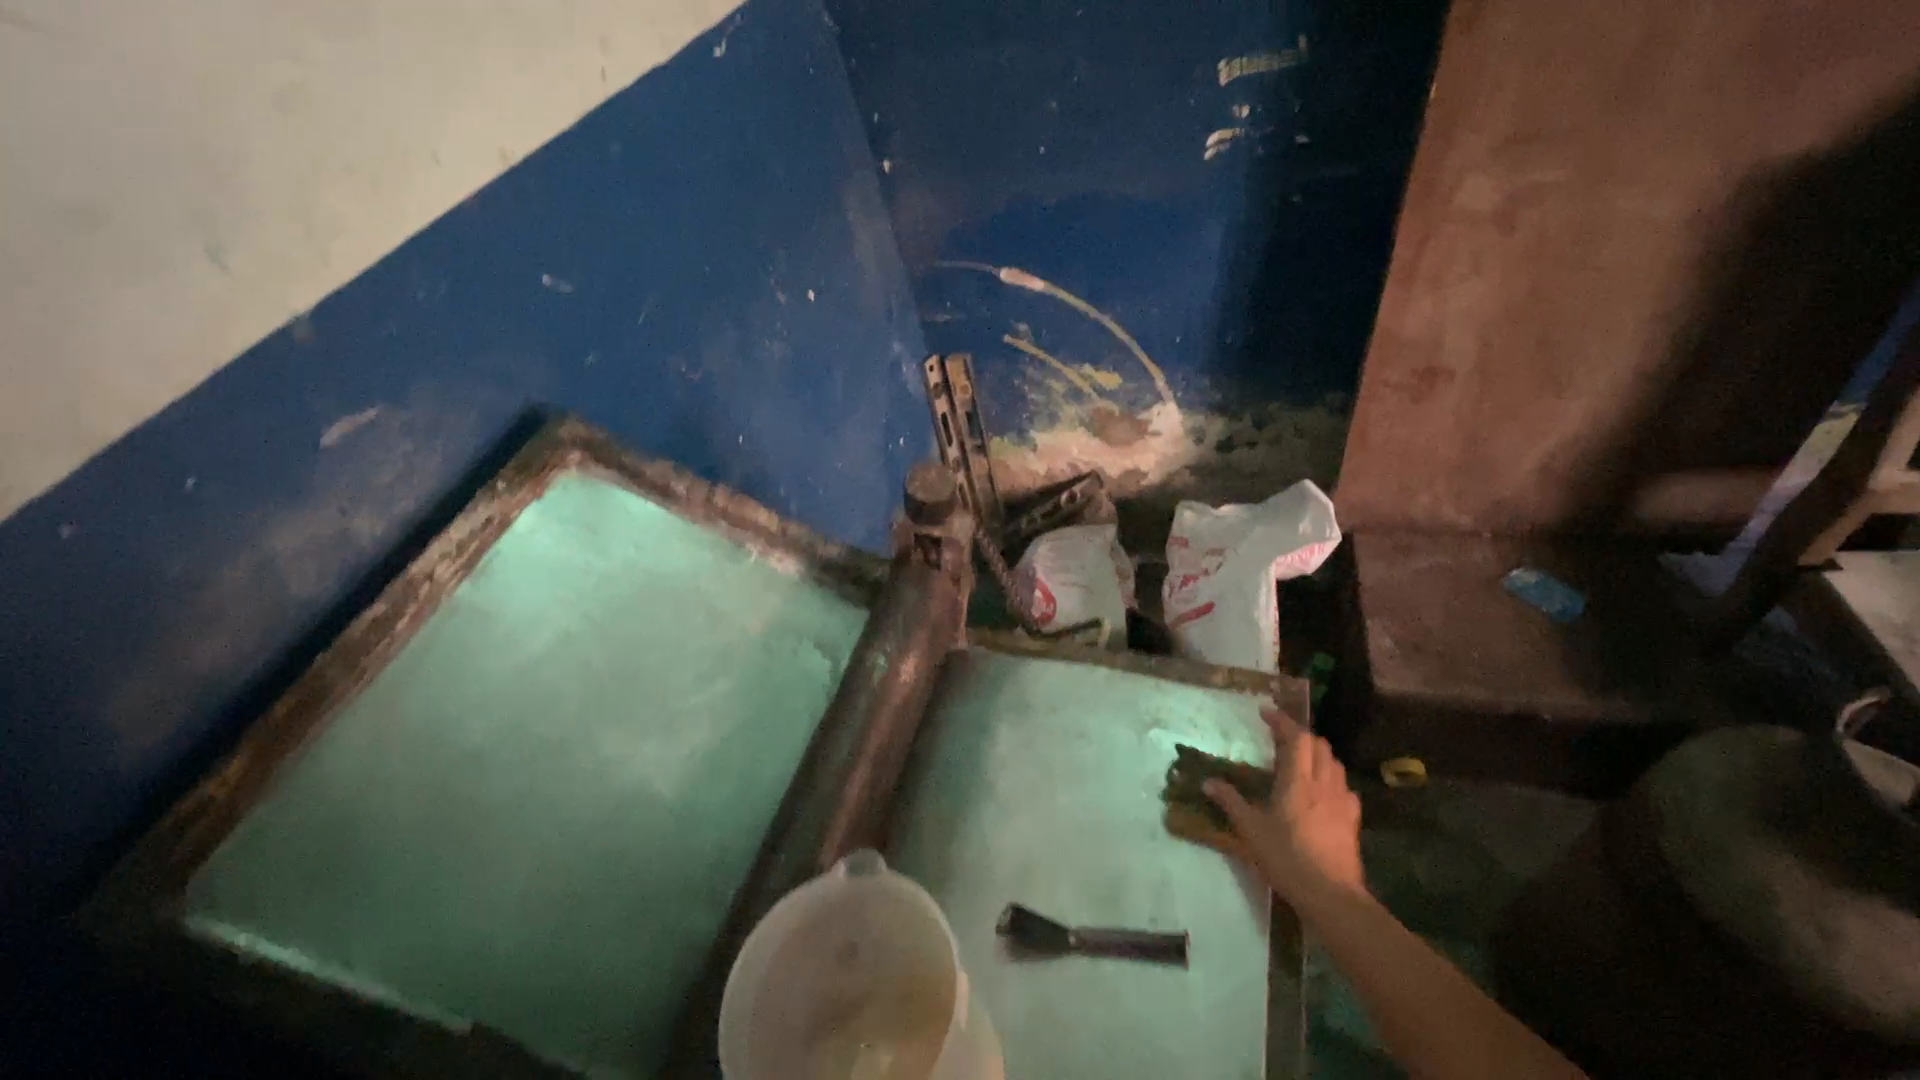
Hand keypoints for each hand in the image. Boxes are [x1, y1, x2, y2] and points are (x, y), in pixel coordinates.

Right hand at [1205, 706, 1365, 903]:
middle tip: (1280, 739)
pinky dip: (1331, 777)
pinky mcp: (1353, 819)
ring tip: (1300, 761)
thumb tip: (1207, 782)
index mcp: (1298, 781)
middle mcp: (1324, 783)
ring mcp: (1342, 801)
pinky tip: (1322, 791)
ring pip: (1334, 763)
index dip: (1282, 721)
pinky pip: (1344, 785)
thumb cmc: (1286, 858)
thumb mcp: (1251, 830)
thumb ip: (1230, 802)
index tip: (1265, 713)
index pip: (1296, 737)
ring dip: (1317, 754)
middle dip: (1300, 735)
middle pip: (1318, 745)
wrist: (1330, 894)